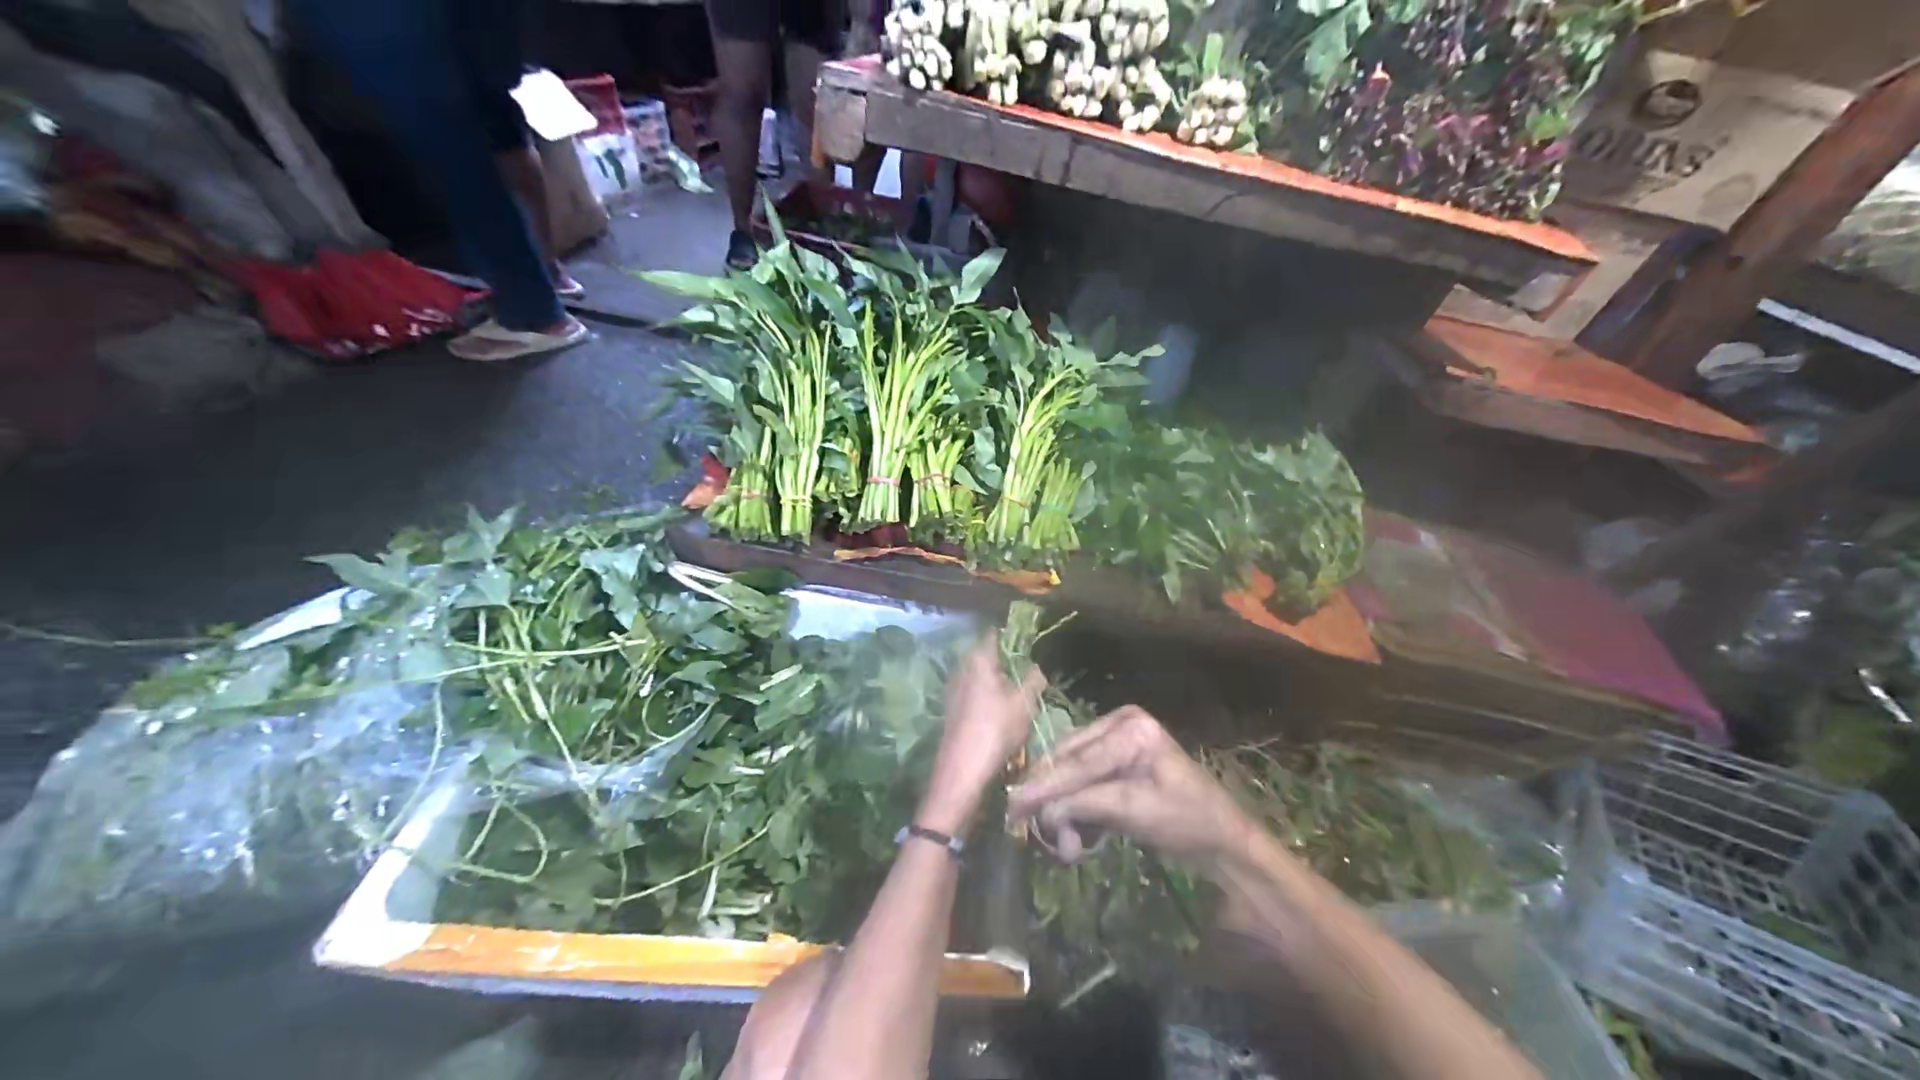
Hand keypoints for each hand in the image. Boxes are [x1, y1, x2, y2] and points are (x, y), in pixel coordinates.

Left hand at [919, 635, 1044, 834]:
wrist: (963, 770)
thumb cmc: (996, 729)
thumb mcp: (1025, 703)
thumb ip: (1034, 679)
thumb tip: (1036, 667)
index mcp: (978, 659)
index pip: (994, 633)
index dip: (1013, 635)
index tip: (1031, 644)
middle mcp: (961, 668)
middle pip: (987, 655)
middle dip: (1008, 662)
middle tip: (1029, 673)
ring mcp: (953, 688)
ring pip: (981, 676)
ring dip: (998, 682)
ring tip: (1019, 696)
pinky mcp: (952, 708)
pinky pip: (974, 693)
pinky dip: (988, 697)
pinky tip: (1001, 714)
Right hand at [1007, 706, 1252, 871]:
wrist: (1225, 839)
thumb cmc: (1188, 822)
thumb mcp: (1134, 812)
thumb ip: (1084, 805)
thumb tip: (1040, 812)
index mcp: (1131, 728)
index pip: (1079, 760)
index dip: (1044, 785)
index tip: (1013, 804)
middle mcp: (1120, 724)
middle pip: (1070, 761)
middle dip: (1055, 801)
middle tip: (1042, 835)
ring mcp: (1118, 739)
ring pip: (1072, 770)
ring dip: (1065, 807)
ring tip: (1068, 845)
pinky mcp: (1117, 759)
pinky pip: (1084, 777)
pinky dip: (1077, 805)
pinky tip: (1077, 833)